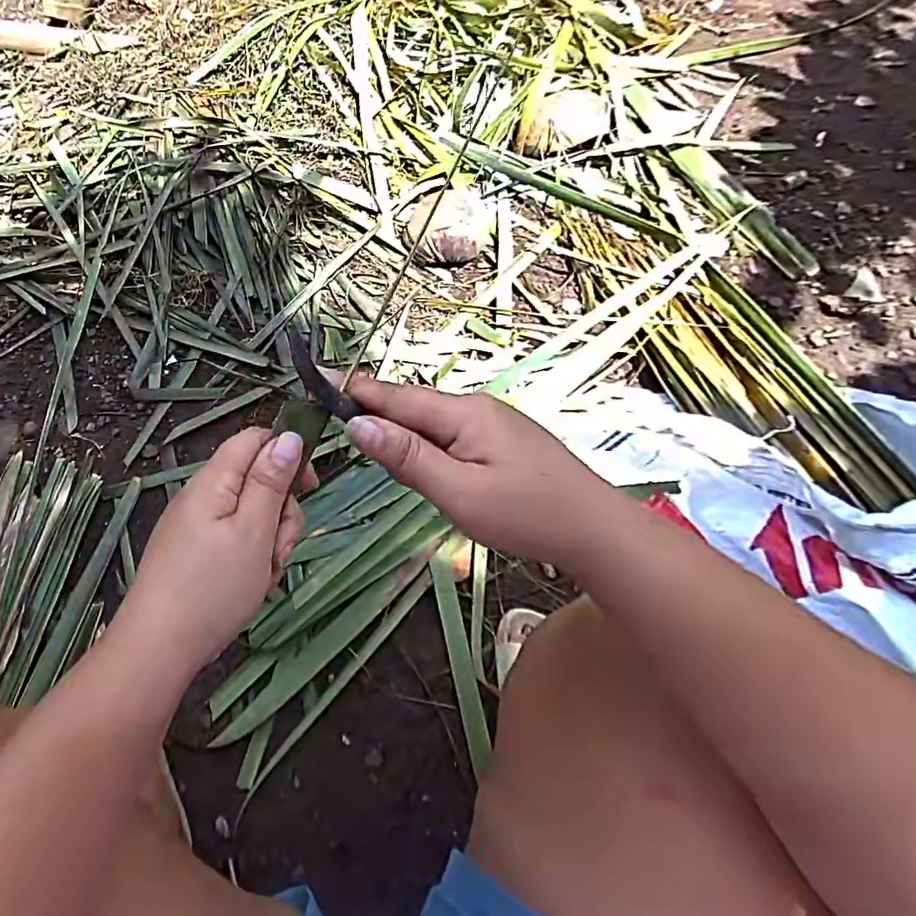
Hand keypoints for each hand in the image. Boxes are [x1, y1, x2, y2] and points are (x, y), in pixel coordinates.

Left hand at [119, 427, 317, 672]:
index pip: (254, 440)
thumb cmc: (211, 587)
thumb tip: (289, 437)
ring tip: (263, 573)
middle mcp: (203, 496)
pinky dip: (252, 559)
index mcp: (214, 481)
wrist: (159, 646)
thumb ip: (271, 482)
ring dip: (270, 541)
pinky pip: (236, 541)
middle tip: (278, 548)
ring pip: (252, 515)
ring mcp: (198, 526)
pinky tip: (251, 585)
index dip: (286, 453)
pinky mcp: (197, 552)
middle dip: (281, 511)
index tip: (309, 486)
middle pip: (258, 481)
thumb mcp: (253, 531)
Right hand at [342, 372, 623, 569]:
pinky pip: (452, 435)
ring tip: (372, 441)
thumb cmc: (527, 515)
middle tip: (338, 419)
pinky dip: (427, 444)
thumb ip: (406, 457)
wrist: (597, 530)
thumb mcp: (458, 491)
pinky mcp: (504, 441)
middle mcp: (477, 407)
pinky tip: (424, 461)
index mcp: (463, 413)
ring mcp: (494, 422)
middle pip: (412, 406)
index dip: (356, 393)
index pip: (396, 397)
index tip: (318, 384)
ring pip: (432, 422)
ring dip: (401, 432)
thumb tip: (357, 425)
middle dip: (376, 414)